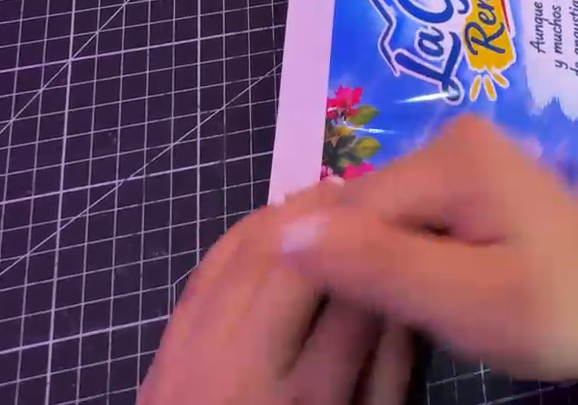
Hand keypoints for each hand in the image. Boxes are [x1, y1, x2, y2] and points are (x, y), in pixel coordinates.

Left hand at [141, 184, 414, 404]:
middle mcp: (241, 374)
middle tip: (378, 192)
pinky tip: (284, 216)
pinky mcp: (164, 349)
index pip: (356, 302)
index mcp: (303, 404)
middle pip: (298, 263)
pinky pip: (211, 264)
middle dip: (342, 216)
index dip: (388, 250)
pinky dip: (250, 228)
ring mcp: (192, 357)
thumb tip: (412, 284)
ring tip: (337, 192)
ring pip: (250, 251)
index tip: (413, 218)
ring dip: (297, 210)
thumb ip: (391, 366)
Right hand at [279, 116, 577, 386]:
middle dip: (361, 266)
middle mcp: (453, 135)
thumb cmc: (560, 310)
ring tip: (404, 311)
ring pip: (382, 215)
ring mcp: (462, 153)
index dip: (332, 272)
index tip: (342, 327)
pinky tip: (421, 290)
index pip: (350, 210)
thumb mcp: (467, 301)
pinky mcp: (469, 176)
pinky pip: (409, 215)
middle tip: (385, 323)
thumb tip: (288, 232)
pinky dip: (404, 255)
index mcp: (453, 153)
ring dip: (380, 265)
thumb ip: (381, 265)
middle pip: (366, 207)